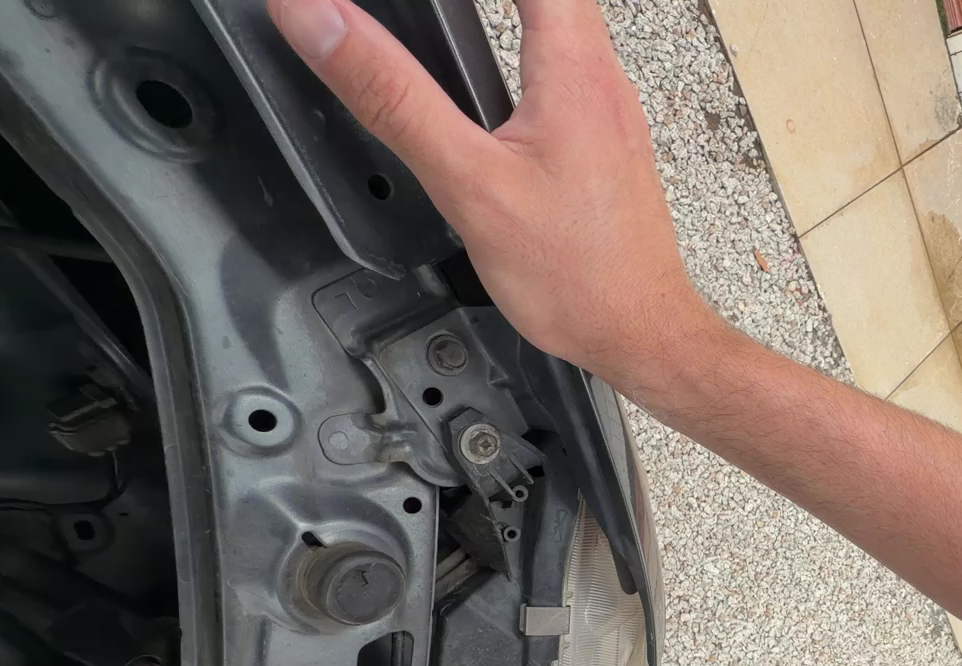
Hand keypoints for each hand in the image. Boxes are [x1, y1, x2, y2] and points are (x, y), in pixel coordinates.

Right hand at [267, 0, 715, 378]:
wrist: (645, 335)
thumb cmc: (583, 279)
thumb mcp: (472, 186)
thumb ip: (394, 97)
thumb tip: (316, 15)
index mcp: (577, 73)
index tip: (430, 2)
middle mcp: (608, 86)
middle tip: (432, 9)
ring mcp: (616, 120)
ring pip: (566, 25)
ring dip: (516, 6)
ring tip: (446, 14)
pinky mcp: (613, 152)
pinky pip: (574, 71)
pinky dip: (531, 45)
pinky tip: (501, 73)